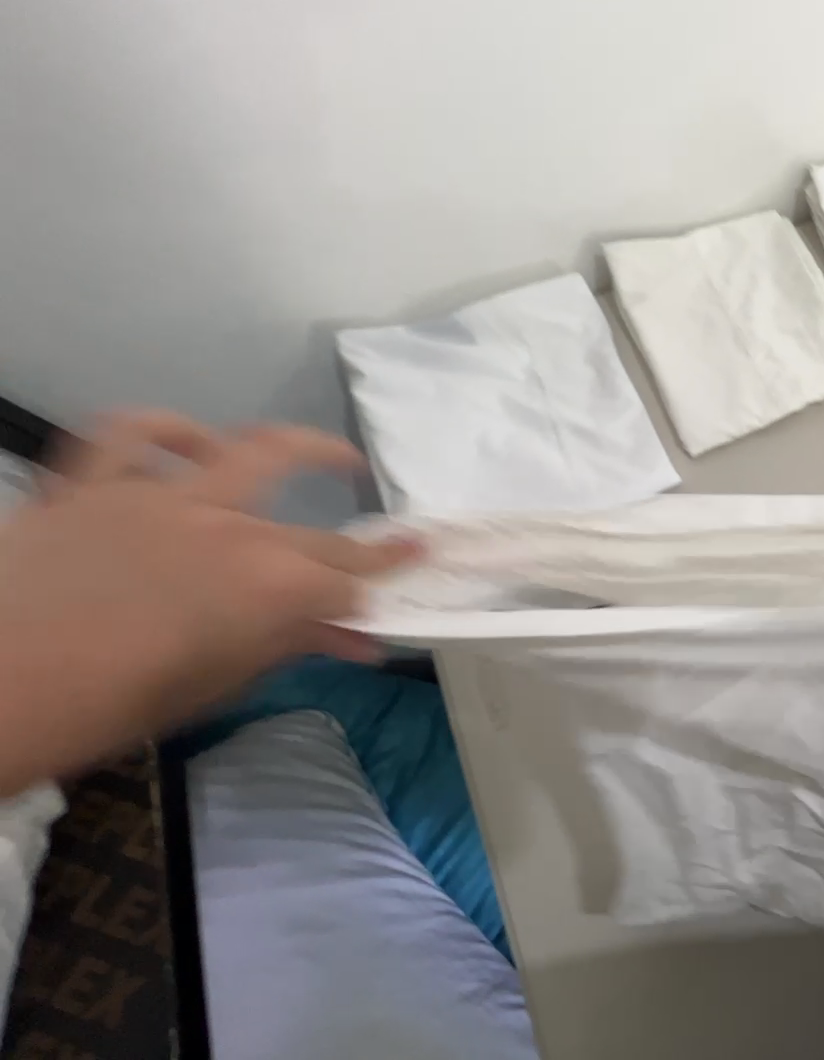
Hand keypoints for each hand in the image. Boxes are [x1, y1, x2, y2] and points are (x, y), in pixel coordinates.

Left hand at [0, 412, 417, 791]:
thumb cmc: (114, 704)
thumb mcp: (223, 680)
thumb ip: (296, 644)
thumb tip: (357, 640)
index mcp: (272, 586)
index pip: (353, 580)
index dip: (392, 575)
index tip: (422, 560)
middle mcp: (233, 531)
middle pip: (319, 536)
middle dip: (365, 548)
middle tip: (385, 547)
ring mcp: (160, 503)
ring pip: (243, 451)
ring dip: (296, 450)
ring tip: (315, 455)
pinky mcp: (89, 492)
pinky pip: (122, 438)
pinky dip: (165, 430)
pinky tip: (192, 441)